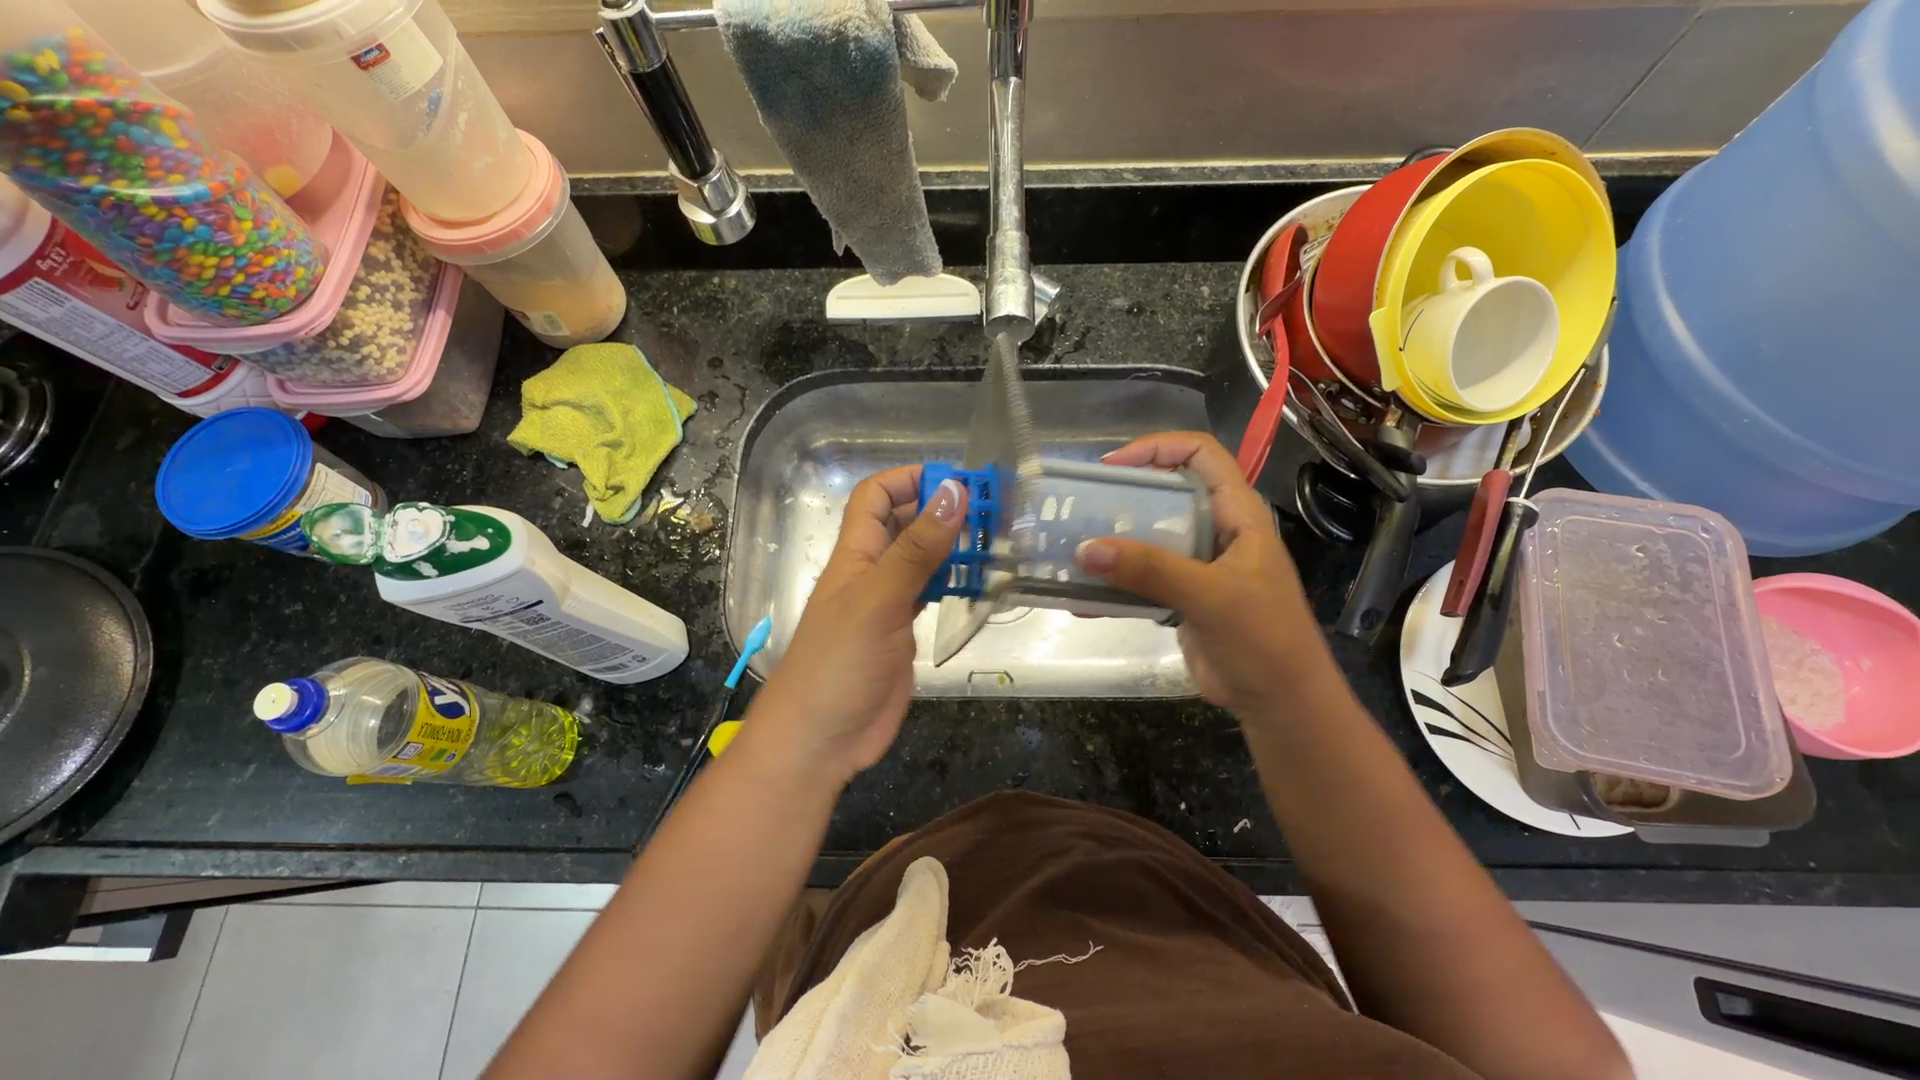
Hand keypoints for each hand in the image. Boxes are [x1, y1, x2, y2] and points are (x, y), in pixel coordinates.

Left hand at [747, 466, 965, 783]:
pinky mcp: (903, 634)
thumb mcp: (878, 600)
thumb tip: (952, 491)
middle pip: (905, 524)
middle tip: (995, 511)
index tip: (960, 481)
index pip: (876, 497)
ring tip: (998, 541)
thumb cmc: (839, 664)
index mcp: (854, 554)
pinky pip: (930, 594)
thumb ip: (916, 550)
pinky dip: (955, 583)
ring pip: (922, 559)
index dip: (911, 480)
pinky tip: (983, 583)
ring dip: (954, 546)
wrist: (820, 740)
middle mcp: (871, 571)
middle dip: (943, 509)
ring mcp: (887, 604)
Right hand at [1075, 431, 1332, 717]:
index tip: (1113, 466)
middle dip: (1124, 495)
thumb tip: (1085, 549)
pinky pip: (1143, 579)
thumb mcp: (1210, 596)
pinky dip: (1114, 584)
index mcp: (1238, 514)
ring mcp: (1200, 567)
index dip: (1157, 448)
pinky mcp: (1184, 599)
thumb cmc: (1262, 638)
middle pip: (1168, 492)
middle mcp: (1218, 531)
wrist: (1280, 701)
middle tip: (1082, 506)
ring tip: (1073, 547)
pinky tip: (1082, 599)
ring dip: (1114, 541)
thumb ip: (1150, 570)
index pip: (1201, 453)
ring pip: (1151, 537)